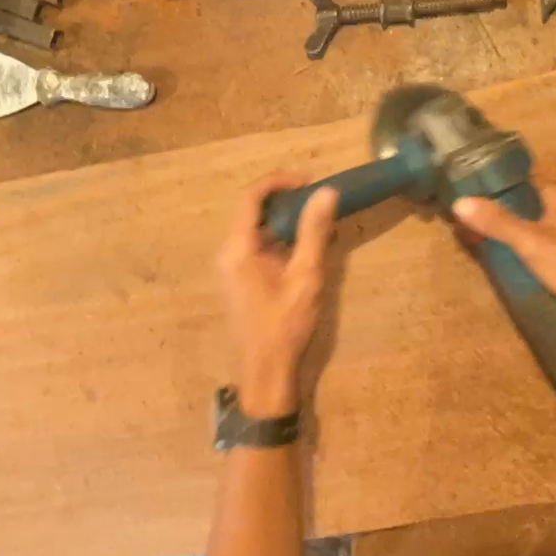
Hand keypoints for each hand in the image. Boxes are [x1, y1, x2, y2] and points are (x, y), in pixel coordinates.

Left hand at [217, 172, 339, 416]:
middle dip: (287, 200)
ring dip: (287, 221)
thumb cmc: (284, 326)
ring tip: (320, 224)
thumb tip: (326, 192)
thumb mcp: (305, 276)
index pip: (251, 196)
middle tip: (319, 201)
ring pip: (258, 229)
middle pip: (253, 210)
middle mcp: (228, 253)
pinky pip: (259, 247)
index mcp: (238, 248)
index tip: (310, 181)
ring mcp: (232, 268)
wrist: (265, 374)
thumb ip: (314, 232)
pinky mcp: (240, 281)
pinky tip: (307, 250)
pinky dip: (281, 240)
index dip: (280, 181)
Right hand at [451, 184, 555, 324]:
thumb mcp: (530, 244)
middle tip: (481, 233)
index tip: (474, 208)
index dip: (497, 193)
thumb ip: (497, 222)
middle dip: (508, 216)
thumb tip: (459, 202)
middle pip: (534, 202)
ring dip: (525, 233)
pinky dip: (541, 246)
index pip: (524, 182)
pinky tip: (531, 263)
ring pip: (546, 222)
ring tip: (500, 249)